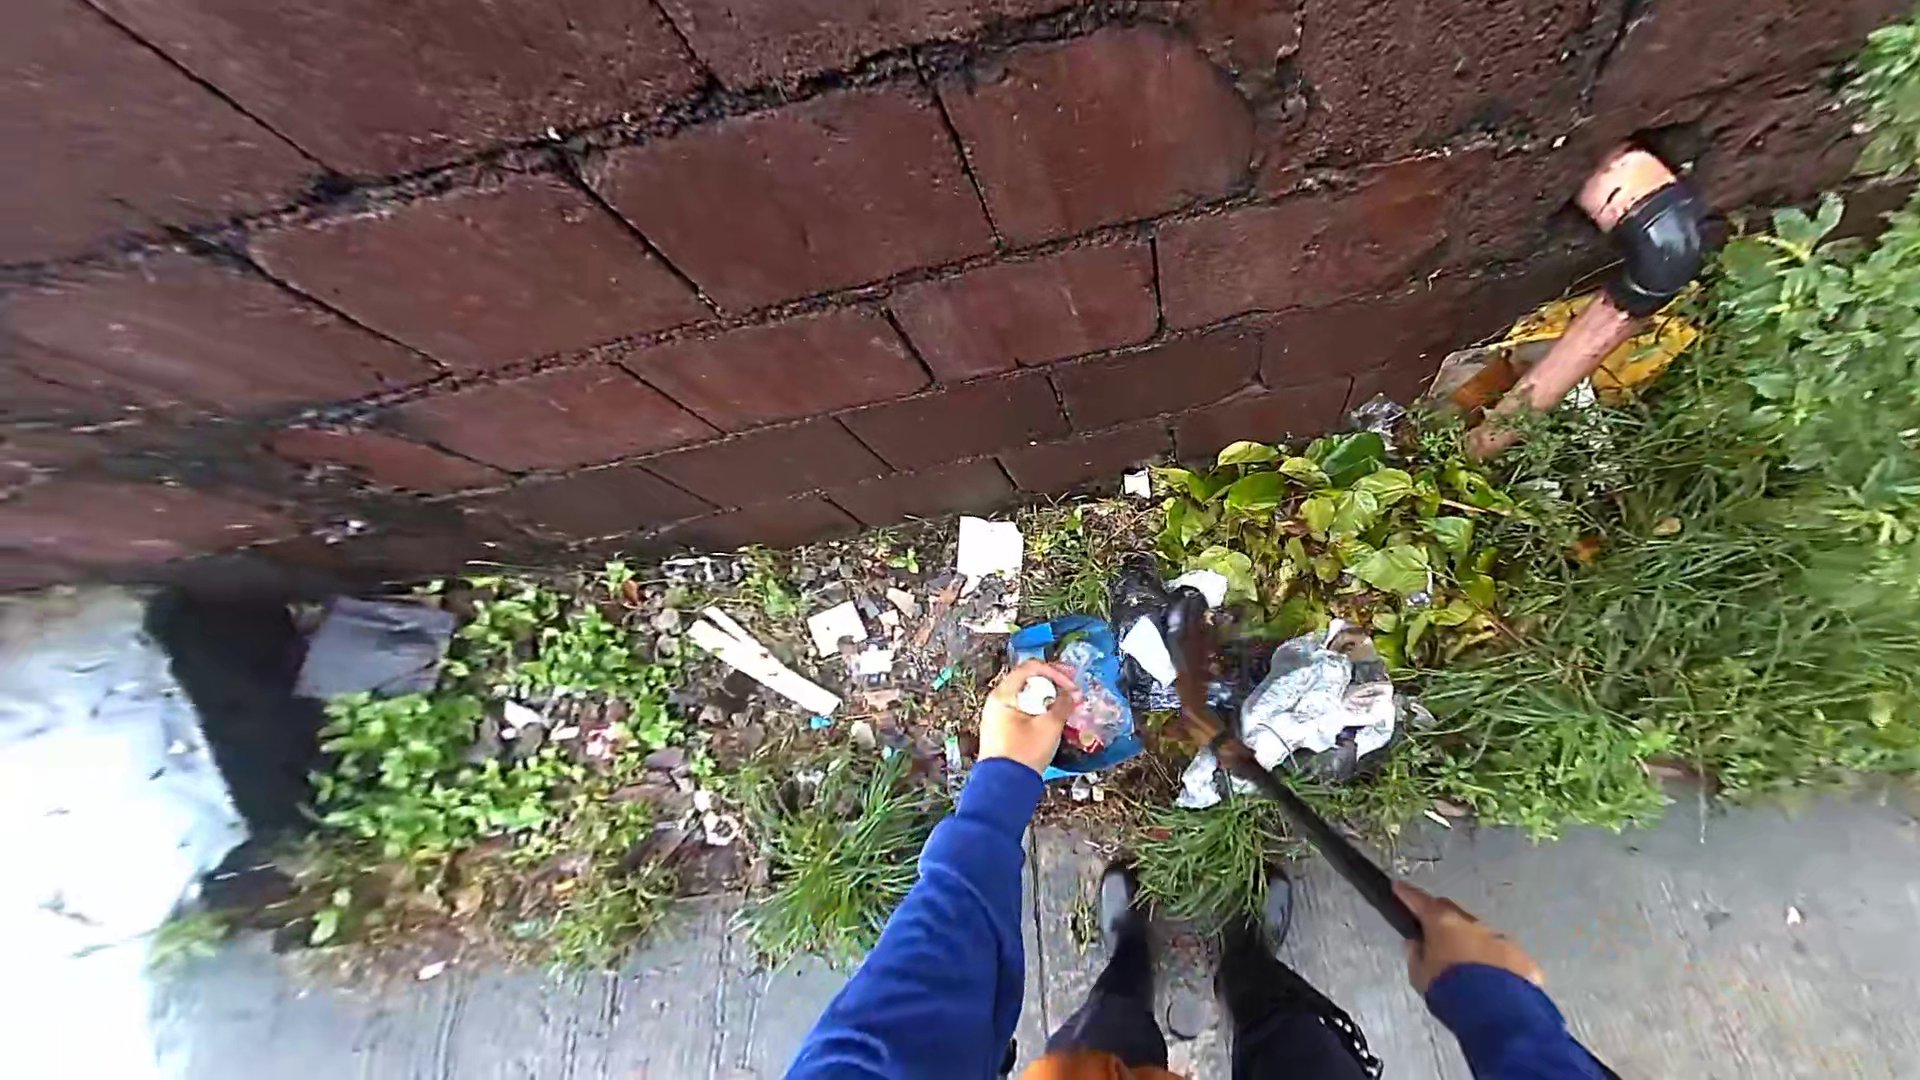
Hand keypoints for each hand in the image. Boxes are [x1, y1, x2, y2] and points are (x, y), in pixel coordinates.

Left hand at [978, 660, 1080, 774]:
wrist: (1004, 787)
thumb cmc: (1025, 753)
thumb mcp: (1049, 727)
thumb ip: (1062, 705)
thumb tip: (1070, 694)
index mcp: (1003, 694)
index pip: (1030, 668)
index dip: (1055, 672)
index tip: (1072, 685)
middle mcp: (997, 700)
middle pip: (1027, 680)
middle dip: (1053, 684)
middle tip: (1072, 691)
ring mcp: (997, 714)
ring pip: (1026, 696)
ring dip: (1047, 697)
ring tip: (1066, 705)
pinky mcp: (1002, 728)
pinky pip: (1022, 710)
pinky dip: (1038, 709)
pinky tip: (1052, 718)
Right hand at [1396, 882, 1544, 992]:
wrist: (1500, 1019)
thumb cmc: (1454, 993)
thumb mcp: (1419, 974)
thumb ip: (1415, 953)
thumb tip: (1416, 946)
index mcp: (1440, 921)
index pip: (1417, 898)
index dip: (1405, 893)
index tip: (1400, 888)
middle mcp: (1471, 924)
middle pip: (1451, 912)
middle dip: (1443, 920)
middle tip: (1437, 936)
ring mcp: (1500, 940)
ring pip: (1481, 934)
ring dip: (1472, 943)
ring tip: (1469, 968)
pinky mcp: (1525, 961)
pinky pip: (1506, 956)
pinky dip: (1498, 962)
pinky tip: (1494, 980)